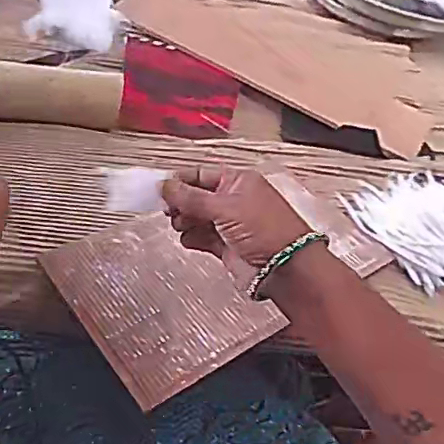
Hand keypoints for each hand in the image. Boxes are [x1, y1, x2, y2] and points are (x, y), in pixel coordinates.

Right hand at [160, 165, 309, 269]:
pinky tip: (190, 240)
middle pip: (193, 197)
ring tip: (182, 227)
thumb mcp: (224, 206)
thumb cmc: (266, 230)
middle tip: (171, 212)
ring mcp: (228, 223)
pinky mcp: (224, 245)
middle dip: (180, 205)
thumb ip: (190, 197)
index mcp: (236, 181)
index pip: (199, 175)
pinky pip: (199, 237)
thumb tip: (165, 185)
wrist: (283, 268)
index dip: (178, 182)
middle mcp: (232, 200)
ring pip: (194, 218)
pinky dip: (191, 239)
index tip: (160, 191)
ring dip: (184, 222)